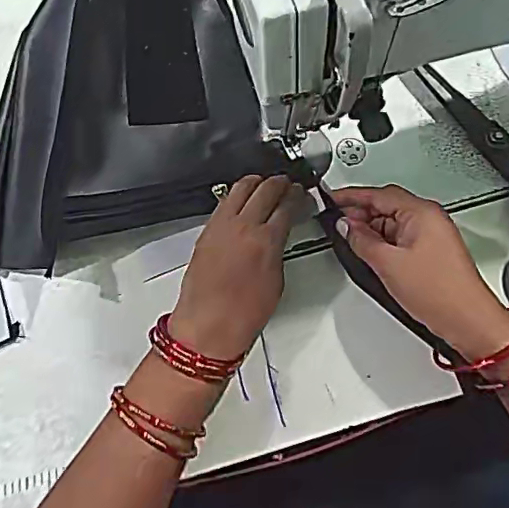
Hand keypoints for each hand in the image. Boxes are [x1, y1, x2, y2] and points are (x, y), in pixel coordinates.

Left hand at [171, 175, 296, 359]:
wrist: (208, 325)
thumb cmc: (240, 314)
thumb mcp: (276, 281)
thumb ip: (278, 251)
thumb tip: (278, 238)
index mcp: (266, 241)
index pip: (287, 205)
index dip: (298, 196)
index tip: (302, 194)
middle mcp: (242, 228)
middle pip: (265, 189)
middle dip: (280, 183)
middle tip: (287, 184)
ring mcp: (221, 227)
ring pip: (240, 188)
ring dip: (256, 183)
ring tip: (264, 184)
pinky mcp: (206, 231)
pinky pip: (223, 202)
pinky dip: (236, 195)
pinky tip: (241, 199)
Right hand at [332, 184, 508, 355]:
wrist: (469, 322)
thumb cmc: (441, 293)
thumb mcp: (387, 263)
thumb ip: (361, 240)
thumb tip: (346, 226)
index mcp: (422, 212)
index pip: (378, 194)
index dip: (350, 196)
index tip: (332, 199)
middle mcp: (430, 219)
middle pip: (385, 206)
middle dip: (359, 215)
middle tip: (338, 224)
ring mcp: (432, 235)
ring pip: (392, 223)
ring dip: (371, 232)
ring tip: (353, 244)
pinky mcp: (431, 252)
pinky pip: (400, 238)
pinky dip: (383, 244)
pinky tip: (371, 256)